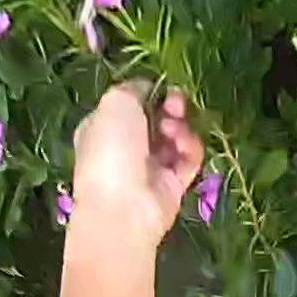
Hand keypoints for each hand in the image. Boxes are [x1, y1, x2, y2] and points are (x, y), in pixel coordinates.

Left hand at [70, 82, 204, 250]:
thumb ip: (134, 89)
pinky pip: (188, 161)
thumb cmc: (111, 151)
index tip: (164, 89)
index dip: (152, 93)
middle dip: (171, 108)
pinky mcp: (173, 187)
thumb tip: (151, 88)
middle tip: (176, 106)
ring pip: (175, 139)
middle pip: (158, 120)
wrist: (122, 208)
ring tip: (175, 131)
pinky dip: (191, 150)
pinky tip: (185, 145)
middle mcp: (128, 147)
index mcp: (105, 126)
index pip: (134, 103)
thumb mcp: (116, 102)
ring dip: (181, 129)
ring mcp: (151, 168)